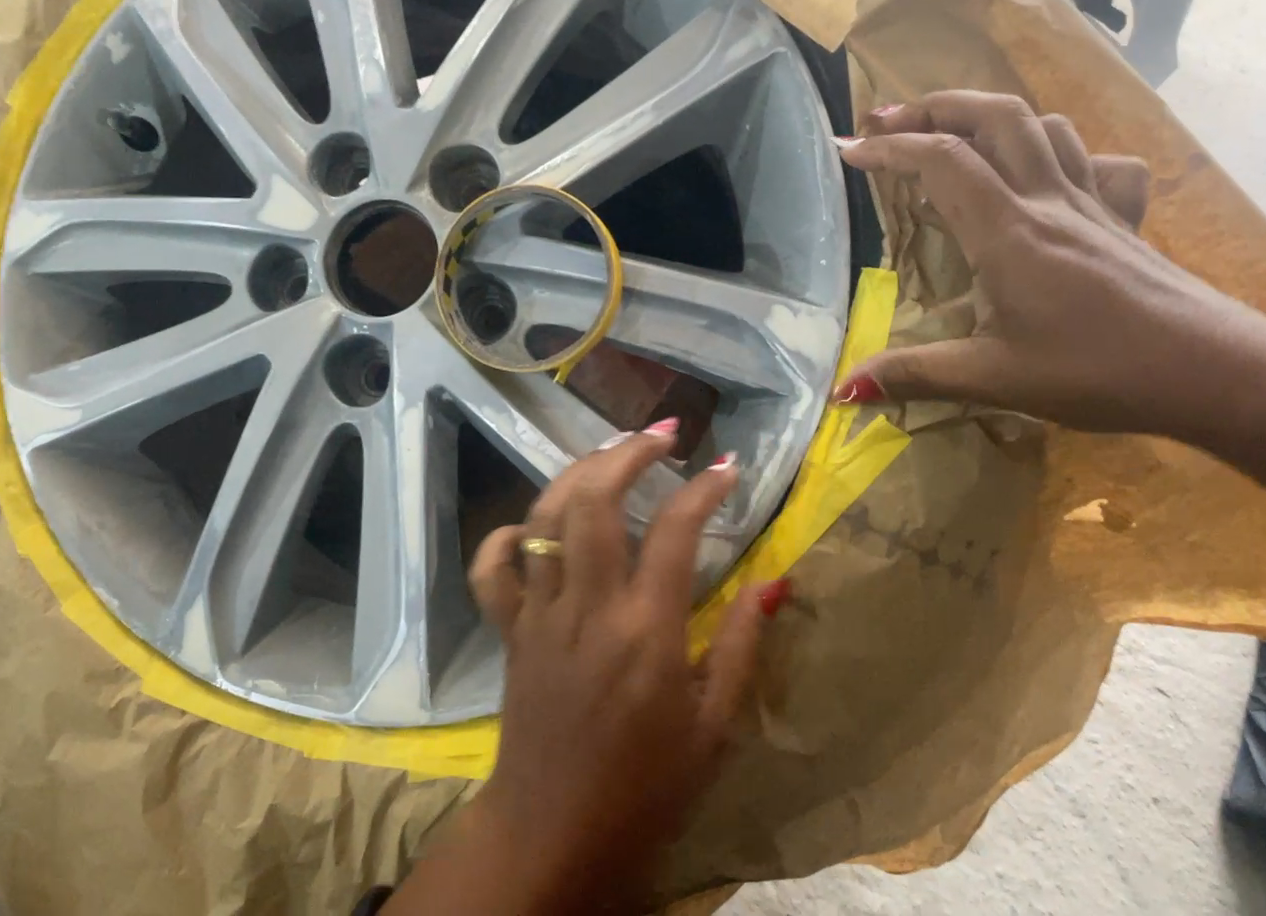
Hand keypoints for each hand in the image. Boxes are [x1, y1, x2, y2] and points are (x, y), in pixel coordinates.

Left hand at [384, 425, 769, 915]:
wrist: (556, 833)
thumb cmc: (646, 789)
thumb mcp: (714, 728)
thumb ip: (740, 648)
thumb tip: (773, 583)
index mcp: (647, 632)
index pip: (675, 532)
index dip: (704, 489)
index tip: (727, 466)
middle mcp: (588, 609)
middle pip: (595, 503)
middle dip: (628, 454)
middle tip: (663, 433)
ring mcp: (540, 616)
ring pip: (544, 520)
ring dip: (576, 474)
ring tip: (610, 452)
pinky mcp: (510, 633)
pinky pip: (493, 572)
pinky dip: (506, 537)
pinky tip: (533, 525)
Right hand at [832, 90, 1265, 433]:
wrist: (1216, 372)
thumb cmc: (1098, 372)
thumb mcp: (993, 378)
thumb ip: (914, 374)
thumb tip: (846, 388)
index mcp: (1009, 231)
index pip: (942, 160)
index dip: (889, 146)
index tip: (847, 152)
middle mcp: (1049, 200)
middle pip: (996, 115)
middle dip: (937, 106)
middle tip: (891, 122)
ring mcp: (1093, 204)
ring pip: (1044, 127)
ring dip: (991, 118)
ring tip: (953, 137)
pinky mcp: (1122, 220)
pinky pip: (1096, 163)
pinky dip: (1062, 153)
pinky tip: (1046, 178)